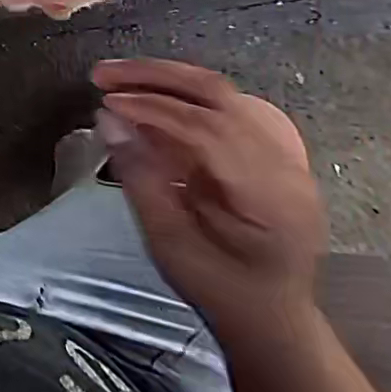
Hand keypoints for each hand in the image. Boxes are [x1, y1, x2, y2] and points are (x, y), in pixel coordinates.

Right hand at [90, 59, 326, 338]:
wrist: (272, 317)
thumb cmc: (219, 288)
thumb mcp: (170, 243)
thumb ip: (140, 177)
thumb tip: (108, 119)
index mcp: (268, 195)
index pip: (207, 128)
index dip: (152, 108)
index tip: (107, 102)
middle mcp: (285, 164)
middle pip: (218, 95)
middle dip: (156, 77)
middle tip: (105, 74)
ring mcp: (284, 153)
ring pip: (223, 93)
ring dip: (167, 78)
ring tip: (120, 78)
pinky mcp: (271, 148)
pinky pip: (227, 105)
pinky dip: (185, 94)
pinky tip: (155, 94)